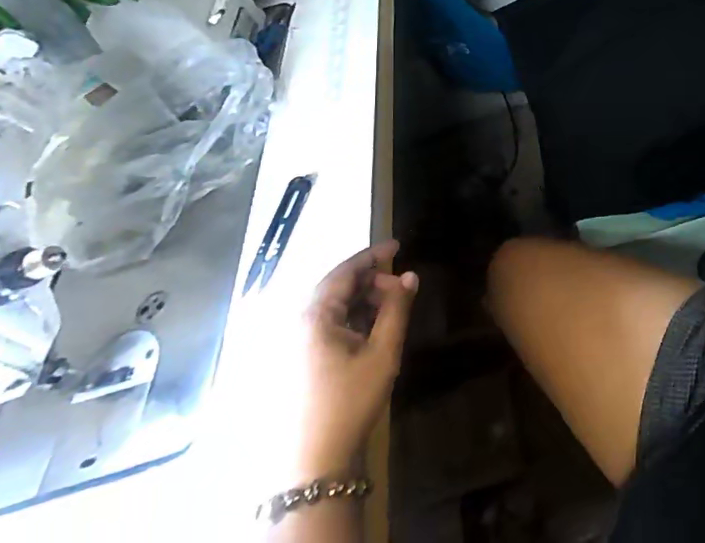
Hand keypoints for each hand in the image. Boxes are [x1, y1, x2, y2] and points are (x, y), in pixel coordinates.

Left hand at [297, 241, 417, 478]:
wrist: (314, 459)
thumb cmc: (350, 399)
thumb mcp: (383, 351)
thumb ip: (397, 308)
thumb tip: (410, 275)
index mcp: (313, 317)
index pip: (343, 272)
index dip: (372, 255)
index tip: (398, 246)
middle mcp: (297, 325)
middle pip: (336, 288)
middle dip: (371, 280)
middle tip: (402, 286)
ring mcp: (294, 345)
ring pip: (332, 307)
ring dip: (363, 300)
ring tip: (392, 306)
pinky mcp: (297, 362)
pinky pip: (326, 325)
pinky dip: (351, 318)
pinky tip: (372, 328)